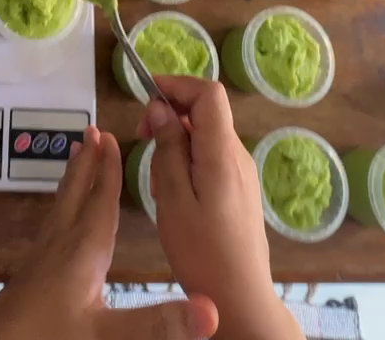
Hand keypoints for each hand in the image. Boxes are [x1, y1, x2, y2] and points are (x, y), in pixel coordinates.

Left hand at [0, 125, 218, 339]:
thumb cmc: (50, 336)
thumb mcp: (109, 335)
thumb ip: (158, 322)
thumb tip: (211, 308)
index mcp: (83, 251)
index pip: (99, 201)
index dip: (108, 170)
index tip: (111, 137)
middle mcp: (60, 245)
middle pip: (75, 193)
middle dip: (86, 163)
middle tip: (90, 130)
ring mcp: (41, 258)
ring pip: (60, 207)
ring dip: (72, 179)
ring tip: (76, 157)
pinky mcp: (31, 273)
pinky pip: (51, 224)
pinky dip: (62, 206)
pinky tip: (61, 219)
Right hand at [140, 77, 301, 339]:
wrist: (241, 300)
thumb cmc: (202, 251)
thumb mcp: (173, 197)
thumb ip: (168, 147)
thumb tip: (161, 106)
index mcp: (222, 152)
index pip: (208, 92)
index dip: (177, 84)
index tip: (147, 96)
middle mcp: (237, 155)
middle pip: (205, 111)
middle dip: (170, 115)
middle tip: (143, 141)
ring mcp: (242, 172)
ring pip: (204, 134)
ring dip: (176, 141)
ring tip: (158, 179)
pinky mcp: (239, 188)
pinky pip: (210, 156)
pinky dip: (187, 159)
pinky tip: (174, 192)